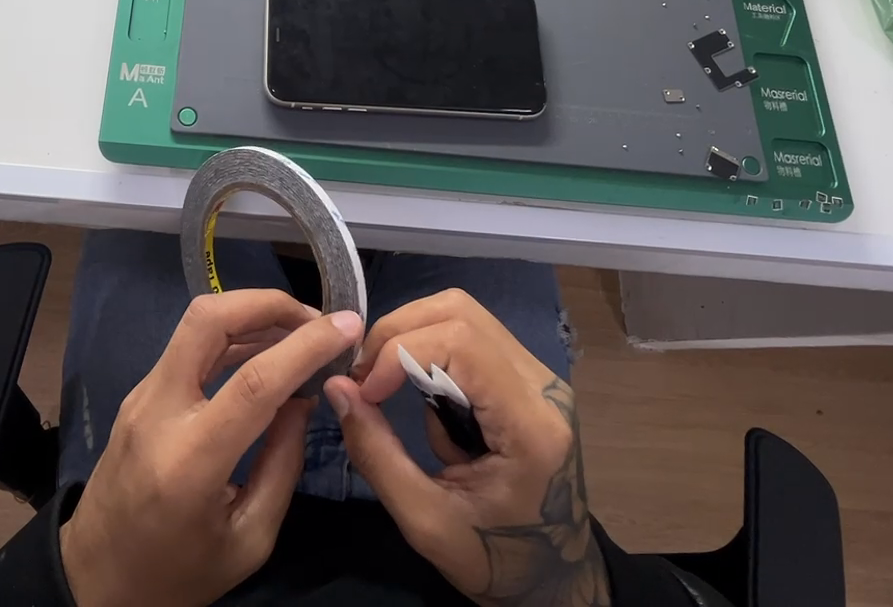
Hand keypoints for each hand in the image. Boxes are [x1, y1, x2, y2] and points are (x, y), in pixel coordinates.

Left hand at [60, 290, 363, 606]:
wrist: (93, 582)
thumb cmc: (176, 576)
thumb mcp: (248, 542)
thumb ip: (283, 465)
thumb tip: (304, 397)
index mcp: (189, 461)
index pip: (254, 381)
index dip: (306, 345)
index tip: (348, 325)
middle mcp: (158, 411)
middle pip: (208, 319)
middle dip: (267, 303)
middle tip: (316, 319)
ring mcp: (142, 396)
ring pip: (196, 323)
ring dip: (251, 313)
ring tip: (300, 332)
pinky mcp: (139, 393)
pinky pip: (188, 345)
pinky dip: (232, 334)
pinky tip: (264, 351)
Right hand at [323, 290, 610, 606]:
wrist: (556, 581)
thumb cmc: (496, 561)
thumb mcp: (425, 522)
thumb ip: (376, 453)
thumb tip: (336, 387)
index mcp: (529, 425)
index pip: (461, 343)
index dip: (400, 351)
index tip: (365, 391)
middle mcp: (543, 385)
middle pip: (459, 312)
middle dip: (398, 333)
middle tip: (365, 377)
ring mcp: (539, 376)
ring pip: (463, 314)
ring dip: (412, 338)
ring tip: (386, 383)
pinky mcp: (526, 377)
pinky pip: (469, 335)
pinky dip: (430, 350)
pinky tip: (423, 396)